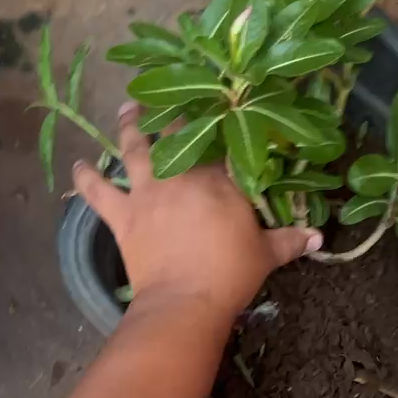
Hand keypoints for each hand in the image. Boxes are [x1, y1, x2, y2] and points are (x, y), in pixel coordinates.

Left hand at [74, 103, 321, 322]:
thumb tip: (320, 238)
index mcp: (219, 181)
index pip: (223, 144)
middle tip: (177, 96)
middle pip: (179, 135)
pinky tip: (77, 166)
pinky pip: (98, 192)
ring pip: (135, 149)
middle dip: (178, 113)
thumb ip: (291, 241)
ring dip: (129, 126)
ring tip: (127, 108)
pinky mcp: (123, 215)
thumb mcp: (266, 256)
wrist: (186, 302)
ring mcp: (149, 192)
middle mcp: (181, 175)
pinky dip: (86, 179)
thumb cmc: (230, 276)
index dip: (224, 124)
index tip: (226, 105)